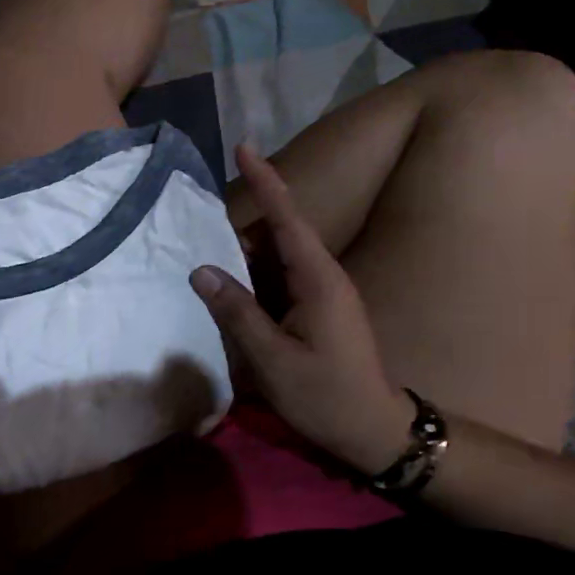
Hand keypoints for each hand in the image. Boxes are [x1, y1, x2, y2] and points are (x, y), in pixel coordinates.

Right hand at [190, 145, 413, 473]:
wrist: (373, 428)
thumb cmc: (325, 396)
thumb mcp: (273, 360)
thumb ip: (237, 312)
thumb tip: (202, 270)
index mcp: (317, 280)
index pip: (287, 219)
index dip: (266, 181)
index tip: (244, 146)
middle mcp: (325, 277)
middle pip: (280, 235)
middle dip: (243, 225)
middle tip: (201, 224)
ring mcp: (326, 294)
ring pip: (280, 259)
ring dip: (247, 255)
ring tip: (210, 254)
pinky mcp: (322, 311)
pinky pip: (284, 281)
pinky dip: (258, 278)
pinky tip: (235, 289)